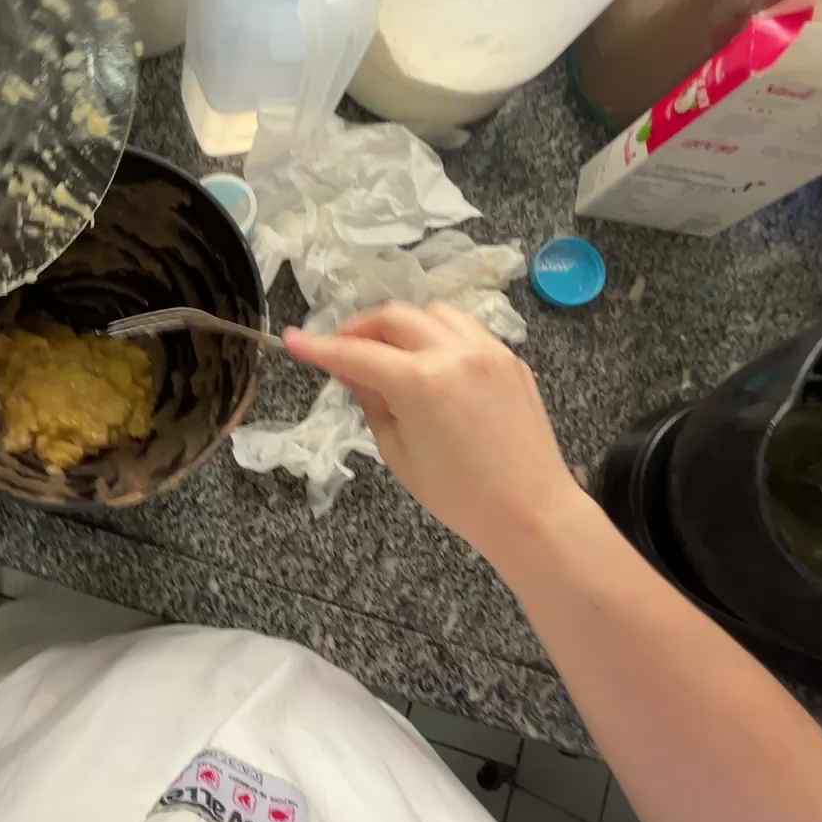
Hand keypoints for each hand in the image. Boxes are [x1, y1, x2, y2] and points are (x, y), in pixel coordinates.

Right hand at [283, 302, 582, 559]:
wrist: (529, 509)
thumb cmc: (455, 494)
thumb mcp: (396, 450)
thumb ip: (370, 400)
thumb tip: (350, 371)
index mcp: (421, 381)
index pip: (356, 354)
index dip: (318, 347)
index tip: (292, 340)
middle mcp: (455, 353)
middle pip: (394, 317)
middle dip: (359, 328)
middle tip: (341, 351)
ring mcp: (488, 350)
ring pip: (432, 313)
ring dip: (400, 325)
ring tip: (386, 353)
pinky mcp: (508, 358)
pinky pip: (463, 328)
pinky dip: (434, 334)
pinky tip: (426, 362)